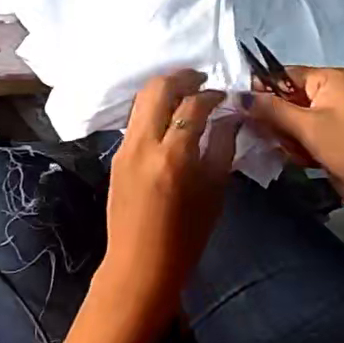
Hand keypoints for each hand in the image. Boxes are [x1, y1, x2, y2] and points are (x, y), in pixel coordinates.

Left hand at [94, 70, 240, 332]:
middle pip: (157, 89)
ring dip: (164, 89)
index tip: (224, 95)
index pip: (192, 106)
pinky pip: (135, 120)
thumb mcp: (214, 192)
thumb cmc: (186, 237)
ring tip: (187, 93)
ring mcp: (124, 149)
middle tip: (201, 80)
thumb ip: (221, 148)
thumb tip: (228, 116)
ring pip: (141, 100)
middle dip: (181, 77)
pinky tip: (169, 118)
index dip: (212, 94)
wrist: (139, 265)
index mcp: (173, 157)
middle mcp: (143, 145)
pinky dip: (152, 109)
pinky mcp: (115, 156)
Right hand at [242, 66, 343, 225]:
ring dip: (286, 139)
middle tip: (276, 136)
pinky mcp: (328, 141)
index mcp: (328, 79)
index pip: (282, 75)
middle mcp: (328, 94)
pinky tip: (304, 161)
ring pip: (287, 122)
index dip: (260, 90)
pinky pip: (299, 138)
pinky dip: (296, 149)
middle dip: (275, 120)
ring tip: (298, 152)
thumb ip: (271, 109)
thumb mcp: (308, 126)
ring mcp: (328, 119)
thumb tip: (237, 95)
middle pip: (283, 99)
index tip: (239, 108)